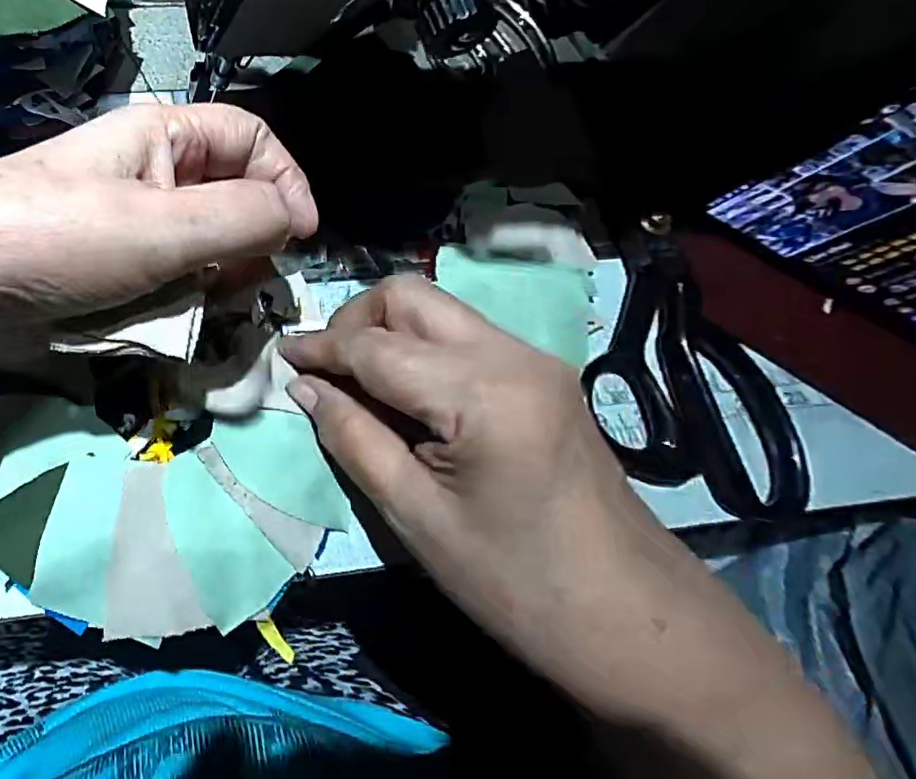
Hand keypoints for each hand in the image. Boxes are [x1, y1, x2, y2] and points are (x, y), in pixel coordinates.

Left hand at [0, 104, 317, 368]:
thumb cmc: (57, 239)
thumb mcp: (159, 227)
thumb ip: (241, 218)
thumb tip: (293, 220)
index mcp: (166, 135)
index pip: (254, 139)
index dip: (287, 181)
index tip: (302, 238)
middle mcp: (154, 170)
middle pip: (235, 195)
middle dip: (250, 241)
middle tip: (241, 284)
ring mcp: (134, 219)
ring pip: (207, 242)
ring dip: (215, 277)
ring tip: (195, 305)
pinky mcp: (116, 261)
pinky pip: (173, 273)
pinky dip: (182, 296)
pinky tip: (165, 317)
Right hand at [282, 278, 878, 778]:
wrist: (635, 620)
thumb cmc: (516, 584)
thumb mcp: (417, 519)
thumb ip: (354, 439)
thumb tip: (306, 387)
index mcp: (482, 391)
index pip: (377, 345)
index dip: (322, 346)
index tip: (281, 354)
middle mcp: (511, 353)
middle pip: (410, 296)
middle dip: (355, 320)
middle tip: (325, 369)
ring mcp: (533, 358)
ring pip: (438, 308)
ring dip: (387, 330)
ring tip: (355, 380)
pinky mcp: (542, 374)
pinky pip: (463, 335)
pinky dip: (419, 347)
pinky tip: (404, 391)